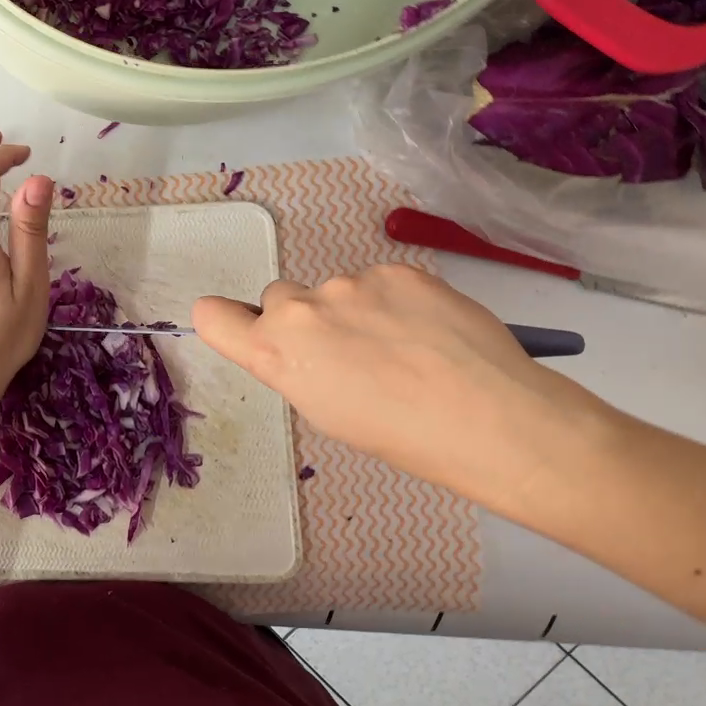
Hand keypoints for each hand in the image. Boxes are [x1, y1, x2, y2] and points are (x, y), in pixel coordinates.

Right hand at [192, 265, 599, 486]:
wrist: (493, 419)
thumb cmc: (399, 434)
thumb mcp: (324, 411)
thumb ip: (294, 366)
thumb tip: (304, 346)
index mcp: (273, 351)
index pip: (212, 315)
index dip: (229, 322)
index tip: (251, 333)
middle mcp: (299, 308)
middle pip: (281, 299)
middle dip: (305, 319)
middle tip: (351, 354)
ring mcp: (349, 283)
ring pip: (336, 291)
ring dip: (356, 311)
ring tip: (405, 348)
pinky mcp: (397, 270)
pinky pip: (380, 282)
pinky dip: (396, 301)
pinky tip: (428, 332)